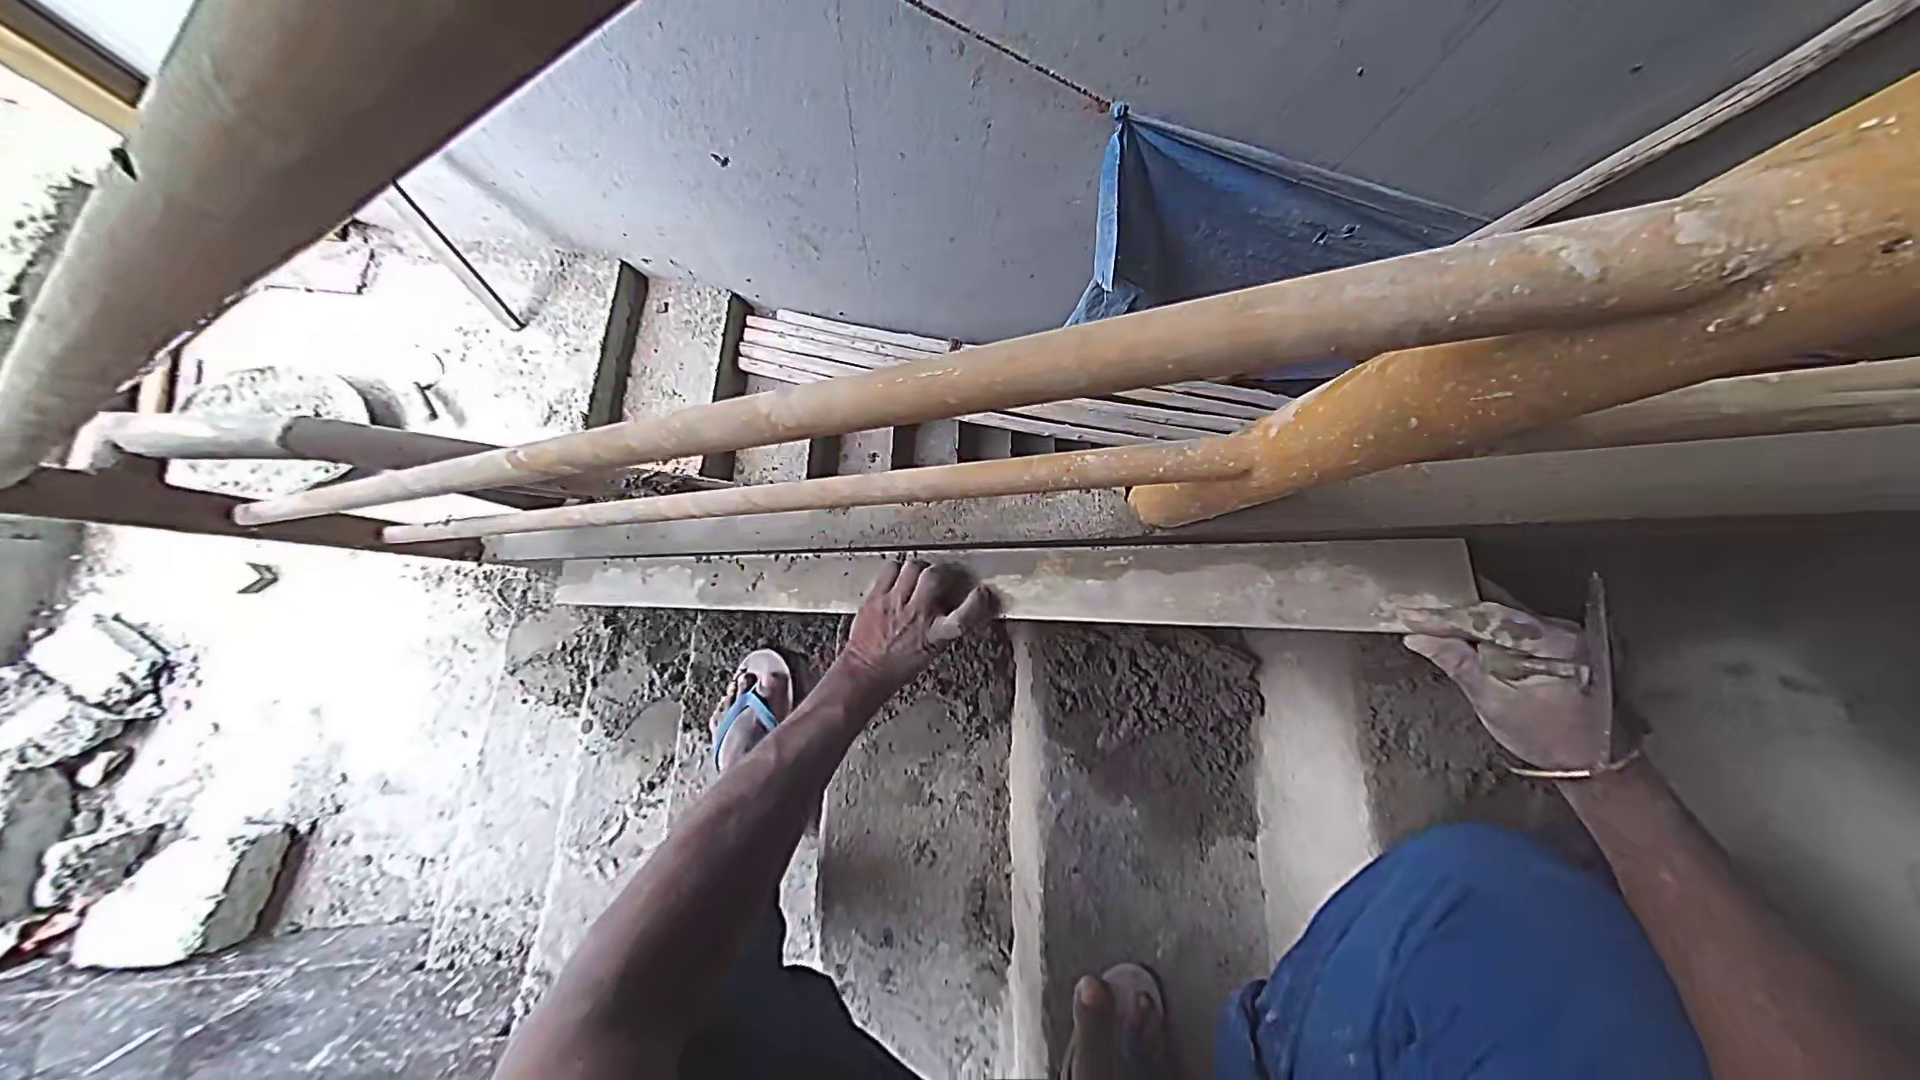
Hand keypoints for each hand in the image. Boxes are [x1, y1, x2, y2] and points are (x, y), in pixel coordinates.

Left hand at [838, 560, 994, 690]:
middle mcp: (915, 617)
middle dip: (942, 572)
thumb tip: (960, 601)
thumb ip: (947, 625)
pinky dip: (898, 569)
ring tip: (918, 579)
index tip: (984, 592)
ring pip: (913, 567)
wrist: (866, 671)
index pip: (965, 615)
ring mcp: (893, 604)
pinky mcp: (875, 597)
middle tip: (942, 577)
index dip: (978, 601)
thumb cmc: (899, 663)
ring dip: (920, 569)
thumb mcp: (933, 649)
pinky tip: (899, 580)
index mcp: (935, 636)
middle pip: (935, 577)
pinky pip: (891, 568)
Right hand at [1398, 600, 1609, 769]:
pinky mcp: (1551, 643)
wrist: (1590, 760)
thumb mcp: (1494, 703)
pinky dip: (1476, 628)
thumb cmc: (1545, 737)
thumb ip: (1458, 665)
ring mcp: (1560, 636)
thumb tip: (1418, 639)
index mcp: (1557, 646)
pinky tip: (1451, 629)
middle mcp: (1563, 632)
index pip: (1489, 622)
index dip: (1444, 619)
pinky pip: (1507, 626)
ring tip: (1423, 620)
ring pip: (1499, 617)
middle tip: (1410, 616)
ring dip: (1460, 619)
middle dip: (1449, 615)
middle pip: (1494, 614)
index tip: (1409, 617)